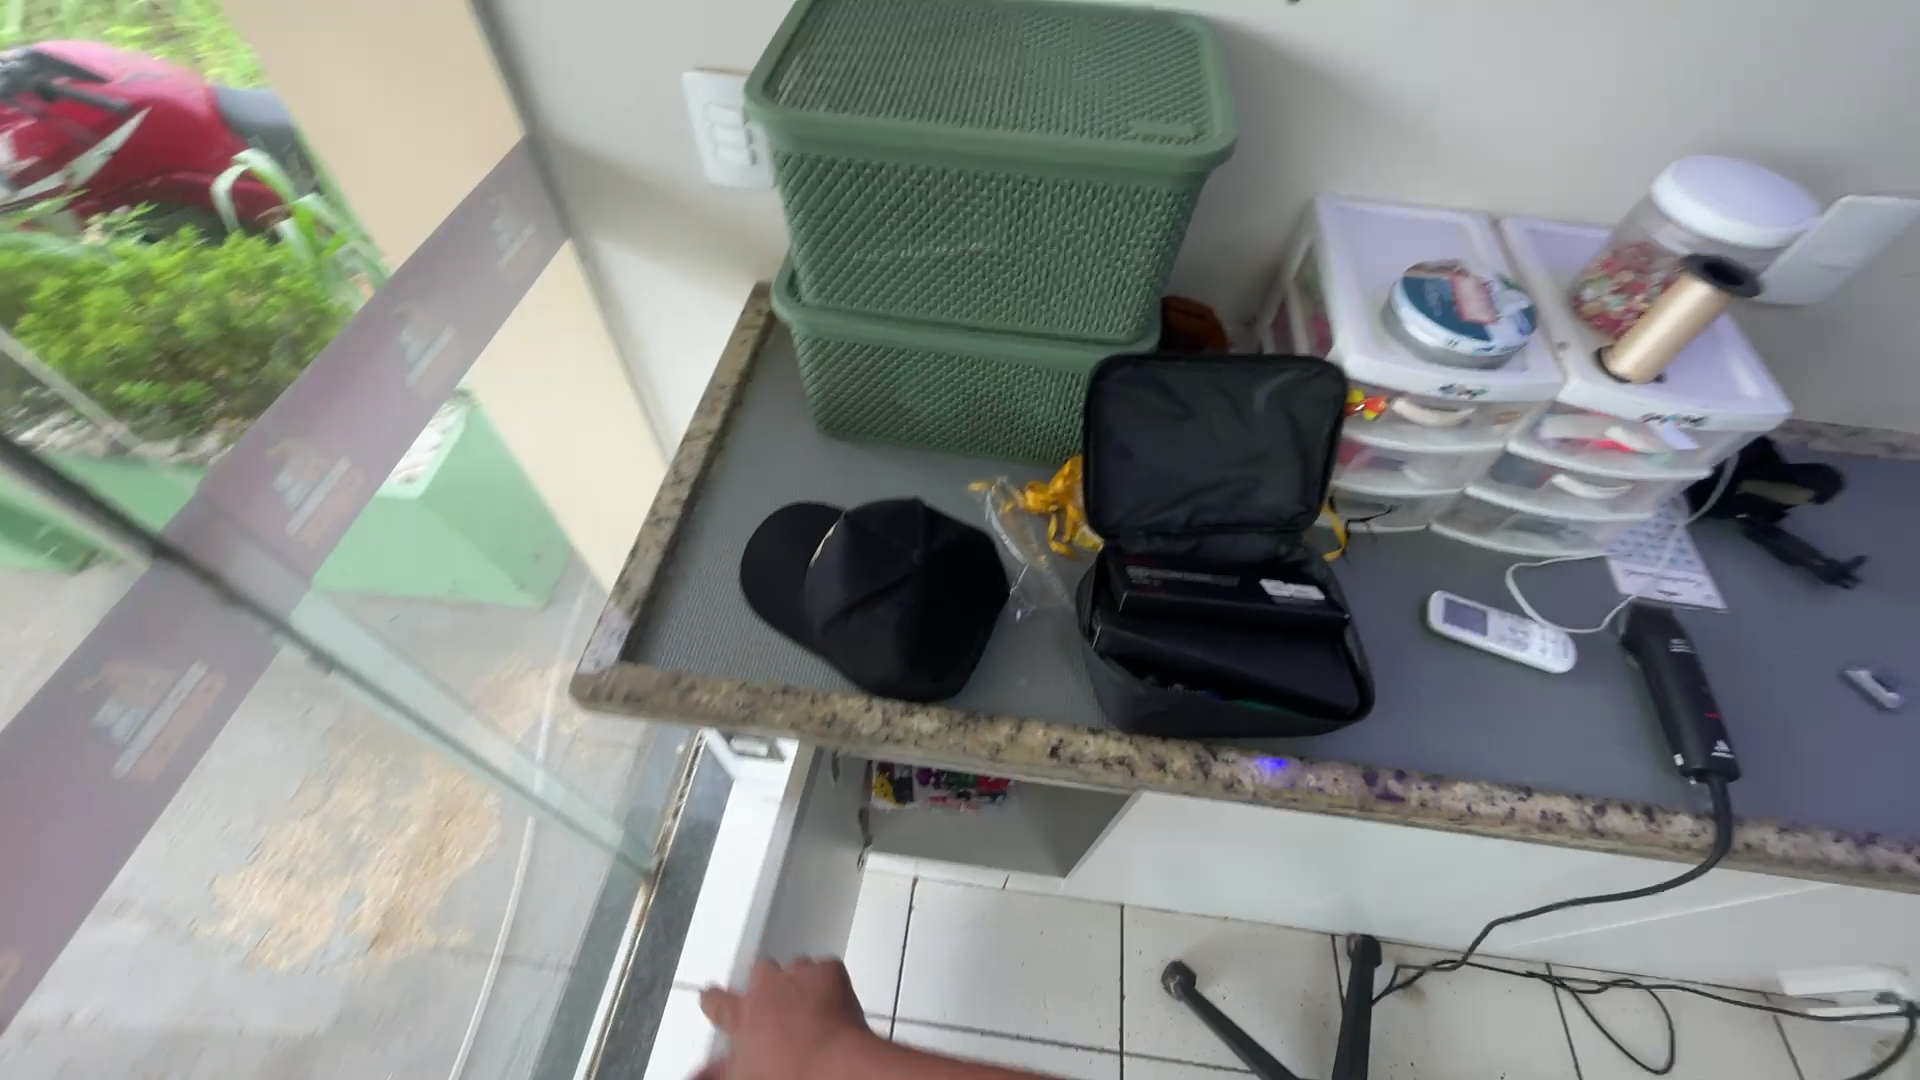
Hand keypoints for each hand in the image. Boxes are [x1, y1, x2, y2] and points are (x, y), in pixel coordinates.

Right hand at [695, 958, 878, 1079]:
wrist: (831, 1068)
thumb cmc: (789, 1077)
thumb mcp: (743, 1077)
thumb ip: (719, 1073)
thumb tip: (699, 1076)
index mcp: (744, 1017)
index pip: (718, 1002)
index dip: (713, 999)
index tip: (710, 995)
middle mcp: (768, 988)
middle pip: (760, 972)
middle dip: (767, 986)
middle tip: (777, 1006)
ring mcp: (799, 974)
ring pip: (795, 967)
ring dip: (799, 983)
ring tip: (809, 1008)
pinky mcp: (828, 969)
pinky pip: (825, 967)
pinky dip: (827, 981)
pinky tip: (832, 1002)